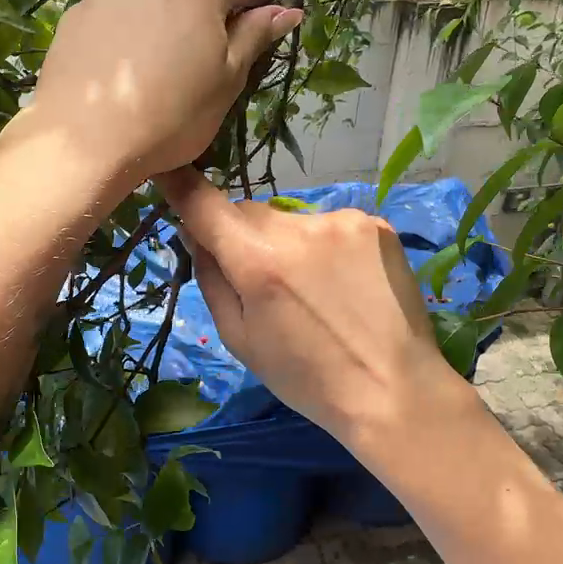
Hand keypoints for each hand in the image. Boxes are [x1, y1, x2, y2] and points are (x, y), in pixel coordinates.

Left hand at [0, 0, 302, 195]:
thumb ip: (256, 36)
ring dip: (166, 21)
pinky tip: (124, 74)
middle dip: (208, 14)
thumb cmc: (172, 114)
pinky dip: (129, 35)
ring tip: (159, 70)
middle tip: (205, 64)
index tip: (259, 40)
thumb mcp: (228, 80)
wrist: (84, 141)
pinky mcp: (77, 12)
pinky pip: (117, 16)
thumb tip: (287, 11)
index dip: (260, 10)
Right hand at [157, 168, 480, 456]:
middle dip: (244, 238)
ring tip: (315, 292)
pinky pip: (330, 226)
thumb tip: (194, 234)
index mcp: (258, 261)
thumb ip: (211, 278)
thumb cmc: (306, 378)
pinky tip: (345, 285)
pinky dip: (326, 248)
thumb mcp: (240, 339)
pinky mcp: (376, 224)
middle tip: (262, 284)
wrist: (394, 390)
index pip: (204, 203)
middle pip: (249, 213)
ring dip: (289, 244)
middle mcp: (298, 227)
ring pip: (291, 221)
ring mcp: (342, 221)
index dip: (180, 187)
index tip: (168, 174)